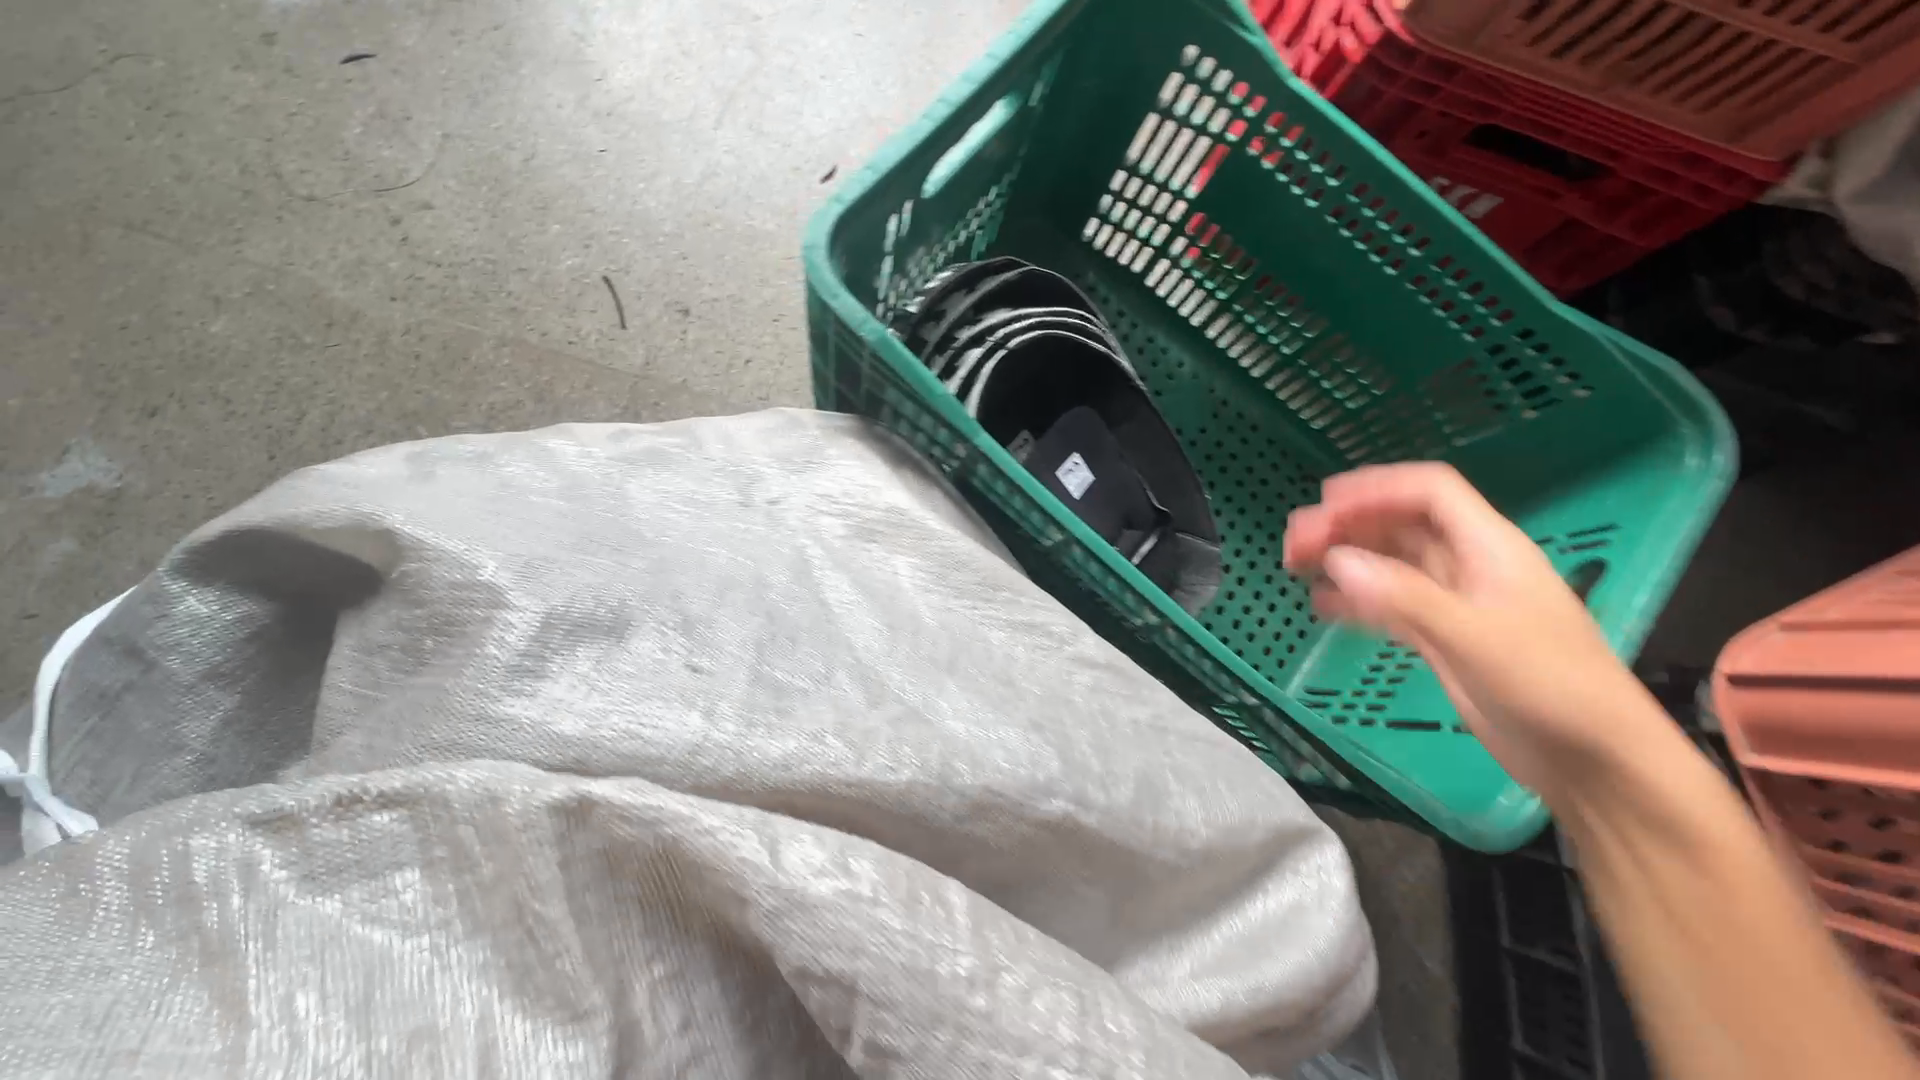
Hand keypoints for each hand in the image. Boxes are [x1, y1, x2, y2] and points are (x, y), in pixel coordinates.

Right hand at [1282, 463, 1667, 799]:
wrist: (1593, 761)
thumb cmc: (1551, 687)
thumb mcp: (1476, 637)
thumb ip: (1405, 598)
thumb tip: (1336, 562)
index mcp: (1488, 549)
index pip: (1428, 494)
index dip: (1376, 489)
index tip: (1323, 505)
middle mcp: (1468, 566)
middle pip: (1401, 525)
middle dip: (1347, 525)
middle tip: (1293, 543)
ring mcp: (1454, 604)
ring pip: (1389, 564)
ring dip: (1345, 558)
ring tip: (1295, 565)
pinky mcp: (1443, 640)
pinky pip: (1389, 605)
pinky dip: (1354, 599)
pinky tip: (1322, 604)